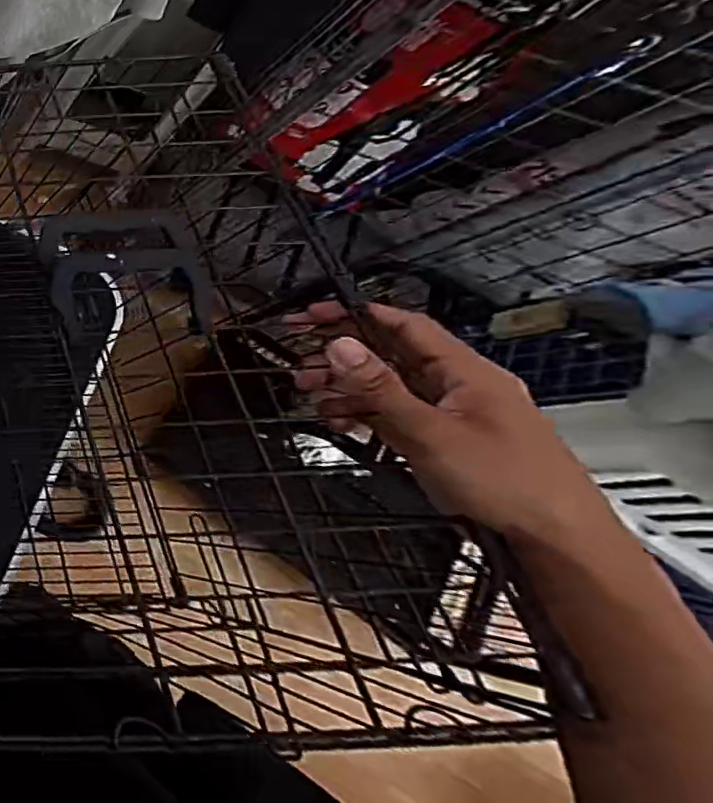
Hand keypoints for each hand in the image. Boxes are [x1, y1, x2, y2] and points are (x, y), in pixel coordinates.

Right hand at [288, 301, 611, 546]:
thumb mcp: (430, 431)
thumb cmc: (512, 485)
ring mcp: (450, 413)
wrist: (556, 544)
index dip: (356, 314)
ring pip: (386, 385)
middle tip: (300, 359)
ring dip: (344, 385)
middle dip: (340, 354)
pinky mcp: (441, 437)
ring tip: (310, 391)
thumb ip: (379, 386)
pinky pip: (392, 412)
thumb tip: (341, 345)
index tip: (313, 314)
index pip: (405, 325)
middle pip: (390, 354)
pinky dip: (361, 411)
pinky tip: (338, 418)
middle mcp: (459, 387)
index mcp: (468, 374)